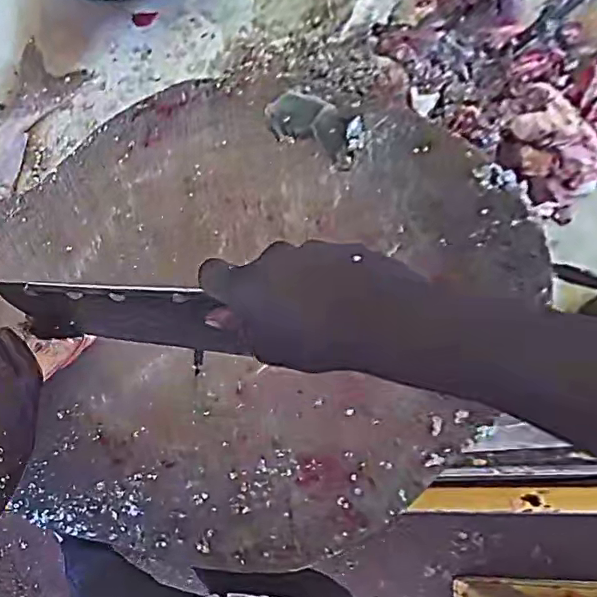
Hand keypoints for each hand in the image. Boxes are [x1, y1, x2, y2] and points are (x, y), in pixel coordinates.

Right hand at [199, 241, 444, 372]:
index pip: (211, 272)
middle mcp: (272, 258)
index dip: (215, 286)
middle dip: (264, 290)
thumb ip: (241, 330)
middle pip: (256, 270)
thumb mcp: (271, 348)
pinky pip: (324, 264)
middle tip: (281, 320)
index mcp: (246, 285)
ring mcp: (309, 249)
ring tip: (320, 316)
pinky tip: (345, 304)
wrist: (385, 319)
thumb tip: (219, 317)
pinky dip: (327, 279)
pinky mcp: (342, 247)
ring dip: (297, 284)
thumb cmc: (317, 342)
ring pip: (291, 266)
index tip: (227, 303)